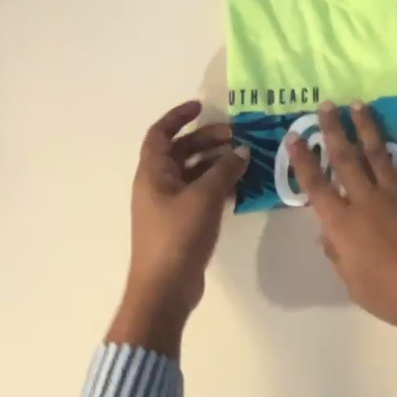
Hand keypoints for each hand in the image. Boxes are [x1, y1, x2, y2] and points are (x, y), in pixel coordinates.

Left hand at [107, 100, 248, 357]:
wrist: (164, 291)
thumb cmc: (177, 237)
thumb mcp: (204, 197)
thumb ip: (224, 169)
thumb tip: (242, 150)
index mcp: (152, 173)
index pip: (160, 134)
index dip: (178, 116)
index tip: (202, 105)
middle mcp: (157, 185)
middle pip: (180, 151)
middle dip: (207, 139)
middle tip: (236, 135)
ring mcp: (168, 206)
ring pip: (192, 172)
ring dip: (215, 161)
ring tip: (243, 158)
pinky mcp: (181, 223)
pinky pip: (200, 192)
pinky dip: (217, 184)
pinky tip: (239, 185)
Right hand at [289, 103, 396, 363]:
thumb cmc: (392, 296)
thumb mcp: (353, 284)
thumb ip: (337, 254)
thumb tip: (325, 233)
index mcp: (343, 224)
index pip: (316, 186)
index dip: (303, 160)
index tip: (294, 136)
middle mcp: (365, 200)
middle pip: (344, 159)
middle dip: (332, 130)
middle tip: (326, 104)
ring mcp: (395, 192)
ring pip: (376, 151)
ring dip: (366, 125)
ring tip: (357, 102)